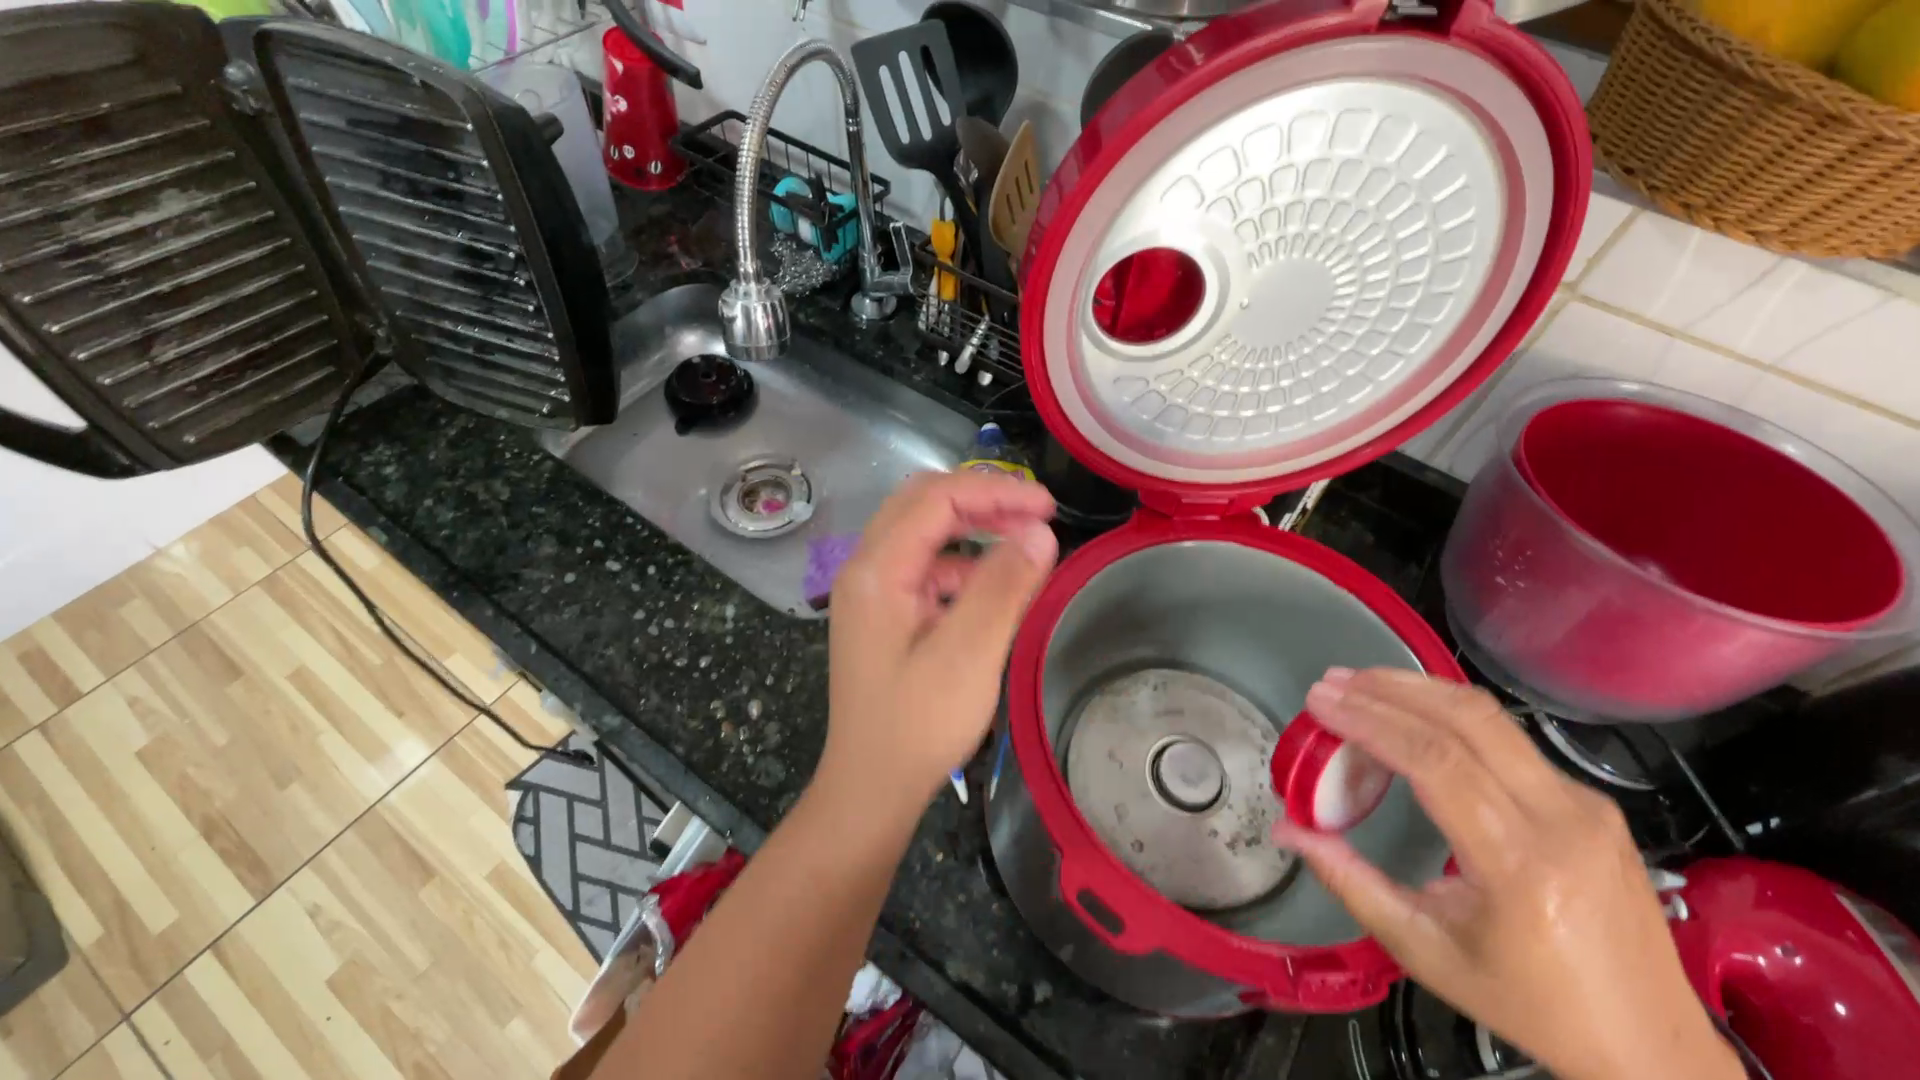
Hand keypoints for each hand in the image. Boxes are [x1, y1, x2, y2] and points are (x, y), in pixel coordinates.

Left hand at [819, 471, 1056, 807]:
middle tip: (1035, 516)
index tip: (1048, 507)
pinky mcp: (881, 617)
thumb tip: (1040, 531)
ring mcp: (869, 594)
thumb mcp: (968, 655)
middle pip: (922, 504)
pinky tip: (991, 589)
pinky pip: (922, 569)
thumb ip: (1003, 587)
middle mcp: (864, 570)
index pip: (935, 498)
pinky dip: (960, 564)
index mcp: (876, 570)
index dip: (995, 491)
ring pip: (921, 534)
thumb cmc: (917, 725)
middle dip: (982, 500)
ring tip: (1022, 548)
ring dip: (971, 529)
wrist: (871, 787)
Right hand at [1271, 669, 1742, 1079]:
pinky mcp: (1593, 803)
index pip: (1437, 762)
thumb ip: (1350, 881)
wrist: (1648, 1040)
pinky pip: (1513, 742)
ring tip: (1362, 684)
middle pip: (1469, 720)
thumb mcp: (1424, 950)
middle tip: (1333, 682)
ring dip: (1422, 692)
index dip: (1371, 722)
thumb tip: (1287, 830)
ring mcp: (1586, 805)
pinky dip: (1452, 718)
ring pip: (1494, 720)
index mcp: (1519, 865)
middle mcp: (1562, 820)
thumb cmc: (1528, 1003)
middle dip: (1391, 689)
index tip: (1320, 702)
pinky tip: (1414, 719)